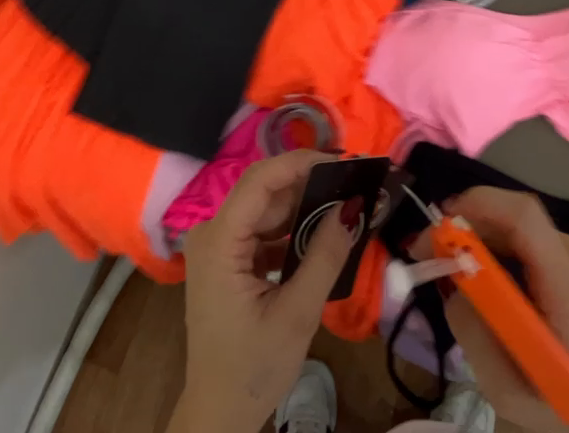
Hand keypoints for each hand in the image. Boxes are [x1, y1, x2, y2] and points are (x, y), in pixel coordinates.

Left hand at [166, 150, 357, 432]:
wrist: (220, 411)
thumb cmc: (253, 366)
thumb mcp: (298, 313)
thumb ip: (325, 255)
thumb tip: (354, 205)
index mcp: (218, 241)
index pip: (260, 180)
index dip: (301, 162)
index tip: (345, 160)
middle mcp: (211, 233)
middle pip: (263, 191)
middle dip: (310, 183)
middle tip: (356, 182)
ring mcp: (217, 246)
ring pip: (265, 209)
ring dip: (304, 206)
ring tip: (348, 203)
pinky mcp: (226, 259)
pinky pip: (262, 230)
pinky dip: (292, 229)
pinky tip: (324, 232)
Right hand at [416, 187, 568, 432]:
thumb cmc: (566, 407)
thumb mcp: (507, 388)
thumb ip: (472, 333)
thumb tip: (451, 285)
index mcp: (567, 287)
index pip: (524, 217)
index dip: (478, 205)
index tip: (438, 226)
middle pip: (514, 216)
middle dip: (465, 224)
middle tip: (429, 252)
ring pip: (515, 225)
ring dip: (477, 237)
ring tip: (450, 268)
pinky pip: (524, 239)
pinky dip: (494, 248)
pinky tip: (481, 279)